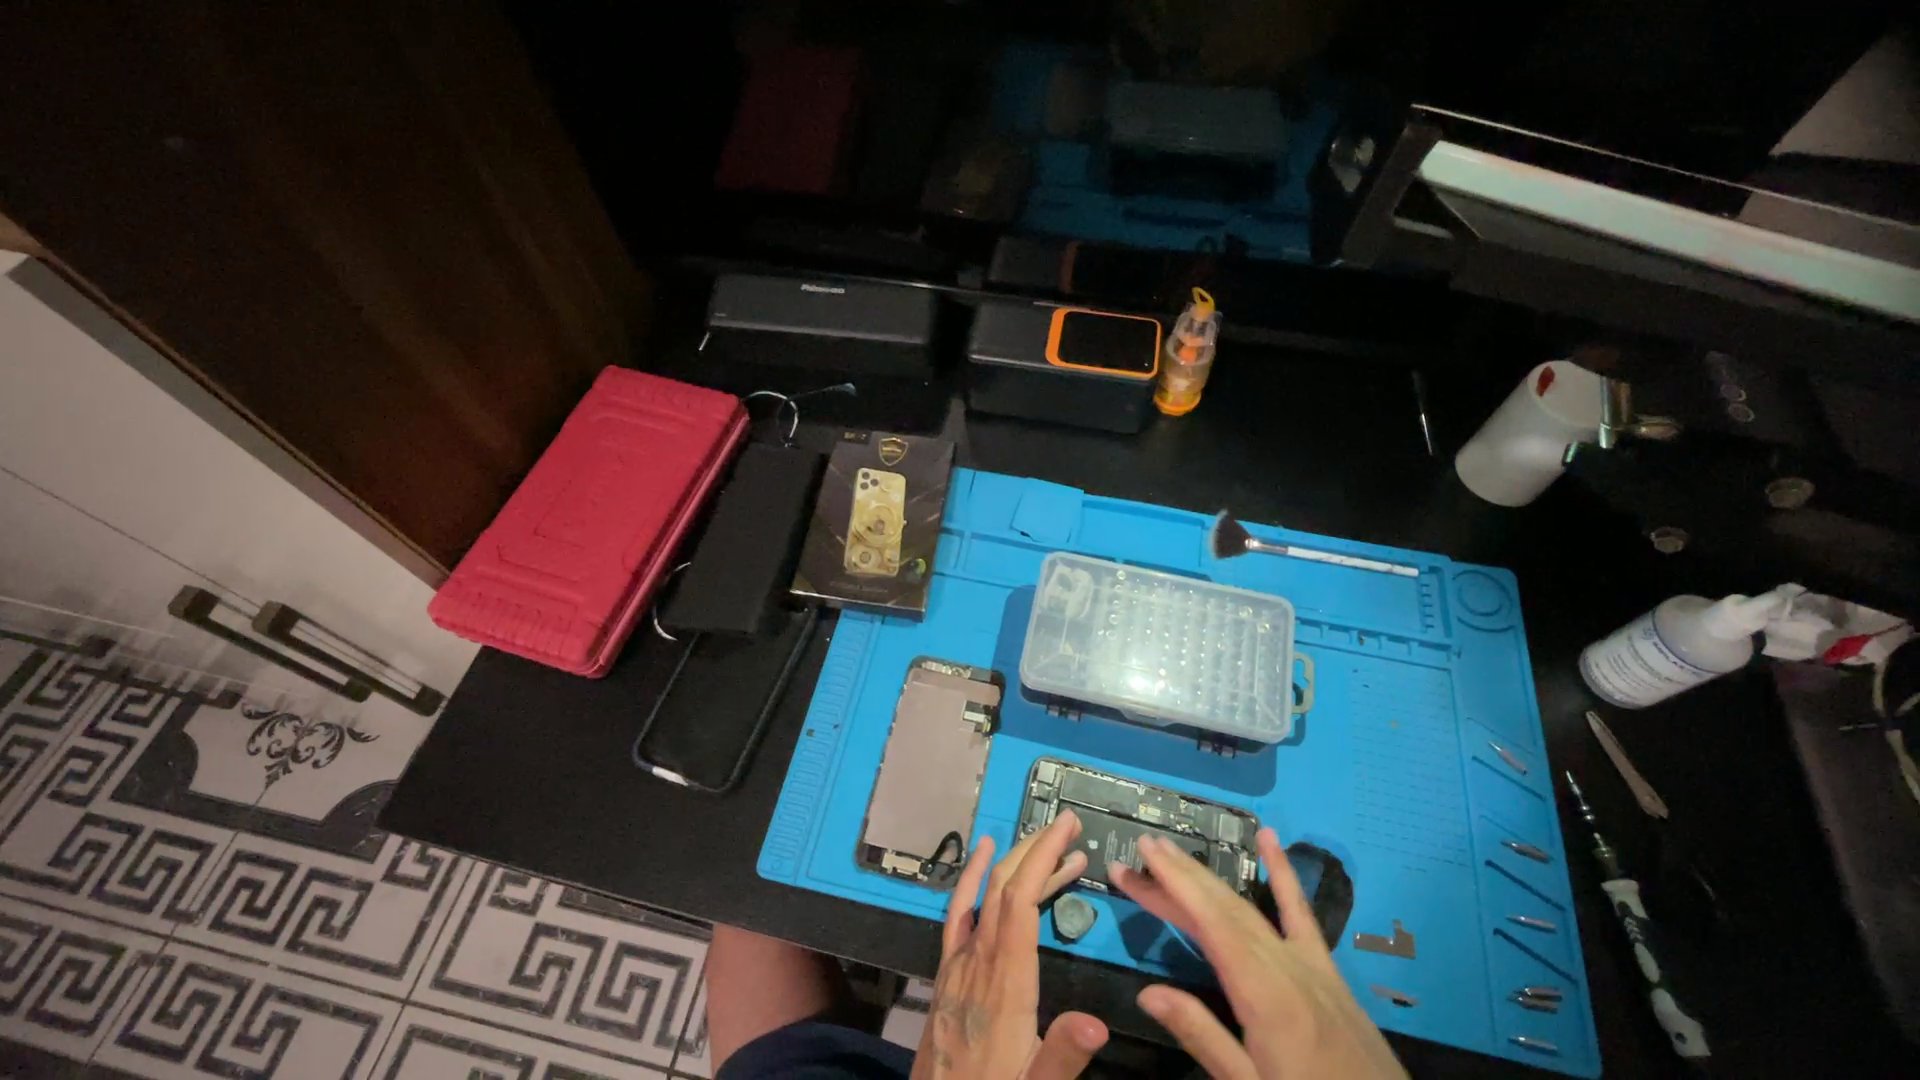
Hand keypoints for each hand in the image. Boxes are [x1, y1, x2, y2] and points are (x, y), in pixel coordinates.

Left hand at [912, 810, 1109, 1078]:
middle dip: (1036, 848)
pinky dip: (972, 876)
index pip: (1021, 900)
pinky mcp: (948, 967)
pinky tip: (984, 854)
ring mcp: (960, 960)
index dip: (1042, 858)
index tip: (1066, 829)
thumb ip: (1062, 1053)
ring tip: (1054, 845)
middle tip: (1069, 826)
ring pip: (987, 894)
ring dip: (1018, 861)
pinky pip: (959, 910)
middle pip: (1004, 886)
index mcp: (1005, 980)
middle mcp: (979, 958)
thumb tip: (1097, 1022)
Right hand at [1112, 828, 1406, 1079]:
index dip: (1172, 885)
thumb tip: (1147, 992)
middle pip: (1222, 908)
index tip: (1140, 856)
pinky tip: (1269, 838)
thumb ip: (1202, 1036)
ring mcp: (1309, 962)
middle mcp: (1285, 965)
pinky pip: (1301, 911)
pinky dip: (1282, 872)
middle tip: (1140, 847)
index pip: (1209, 923)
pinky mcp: (1326, 969)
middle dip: (1178, 874)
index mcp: (1264, 994)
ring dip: (1208, 876)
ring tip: (1173, 849)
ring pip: (1250, 907)